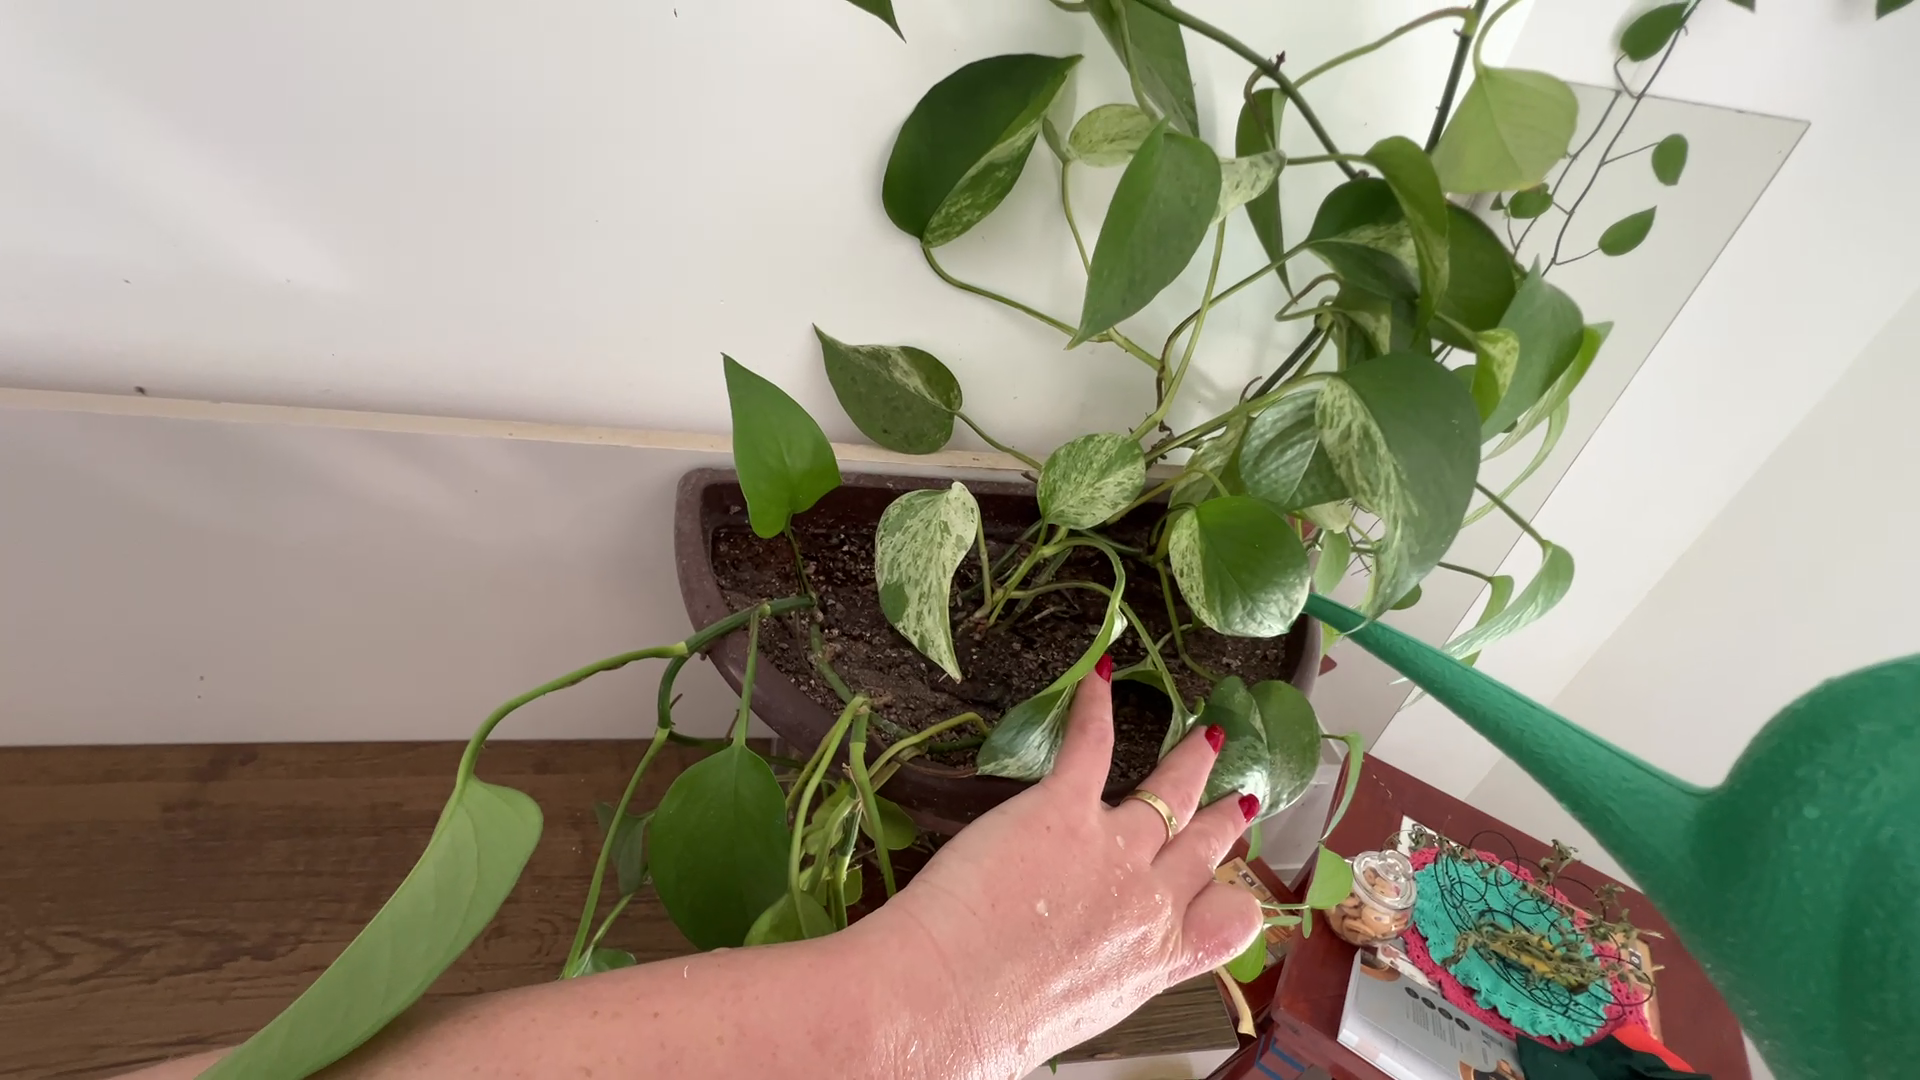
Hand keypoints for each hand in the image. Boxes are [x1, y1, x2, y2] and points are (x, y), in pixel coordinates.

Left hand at [866, 658, 1262, 1077]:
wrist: (946, 1004)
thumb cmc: (994, 1026)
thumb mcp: (1077, 1010)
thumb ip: (1101, 968)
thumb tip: (1088, 954)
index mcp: (1156, 960)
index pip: (1230, 920)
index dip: (1235, 889)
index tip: (1235, 875)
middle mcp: (1149, 901)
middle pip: (1205, 844)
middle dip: (1225, 815)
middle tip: (1239, 793)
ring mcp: (1112, 849)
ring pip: (1168, 790)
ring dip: (1189, 759)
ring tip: (1205, 735)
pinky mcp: (1062, 810)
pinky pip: (1092, 743)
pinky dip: (1096, 705)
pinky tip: (1098, 678)